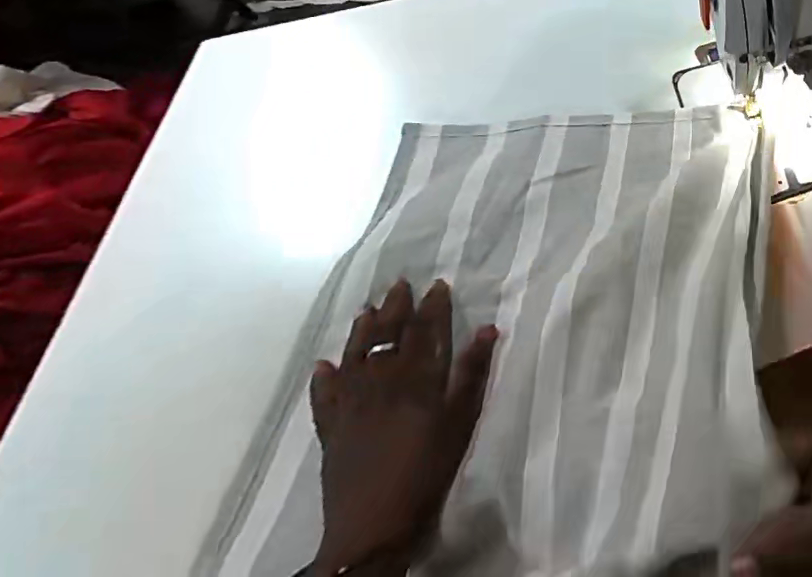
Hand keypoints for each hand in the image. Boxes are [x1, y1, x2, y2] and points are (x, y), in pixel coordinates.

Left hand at [309, 279, 498, 575]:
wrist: (372, 527)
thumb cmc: (427, 472)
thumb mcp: (461, 422)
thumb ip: (473, 373)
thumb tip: (489, 328)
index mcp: (414, 377)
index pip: (424, 330)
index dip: (432, 306)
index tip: (437, 284)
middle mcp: (380, 380)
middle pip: (387, 334)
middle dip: (395, 307)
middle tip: (399, 284)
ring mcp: (350, 403)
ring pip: (355, 355)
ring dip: (361, 330)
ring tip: (365, 309)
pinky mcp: (330, 429)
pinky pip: (323, 396)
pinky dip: (323, 379)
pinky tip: (322, 365)